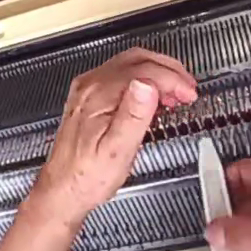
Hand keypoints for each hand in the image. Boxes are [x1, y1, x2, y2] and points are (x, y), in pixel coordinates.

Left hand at [29, 48, 197, 221]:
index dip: (173, 79)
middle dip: (169, 69)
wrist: (62, 191)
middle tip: (188, 86)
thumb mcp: (117, 150)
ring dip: (158, 71)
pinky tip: (154, 95)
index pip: (145, 71)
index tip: (189, 93)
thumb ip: (134, 114)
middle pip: (138, 59)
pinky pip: (121, 74)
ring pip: (130, 63)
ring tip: (177, 91)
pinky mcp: (89, 97)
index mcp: (99, 95)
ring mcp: (88, 89)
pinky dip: (144, 78)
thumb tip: (148, 84)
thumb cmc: (87, 177)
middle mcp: (91, 86)